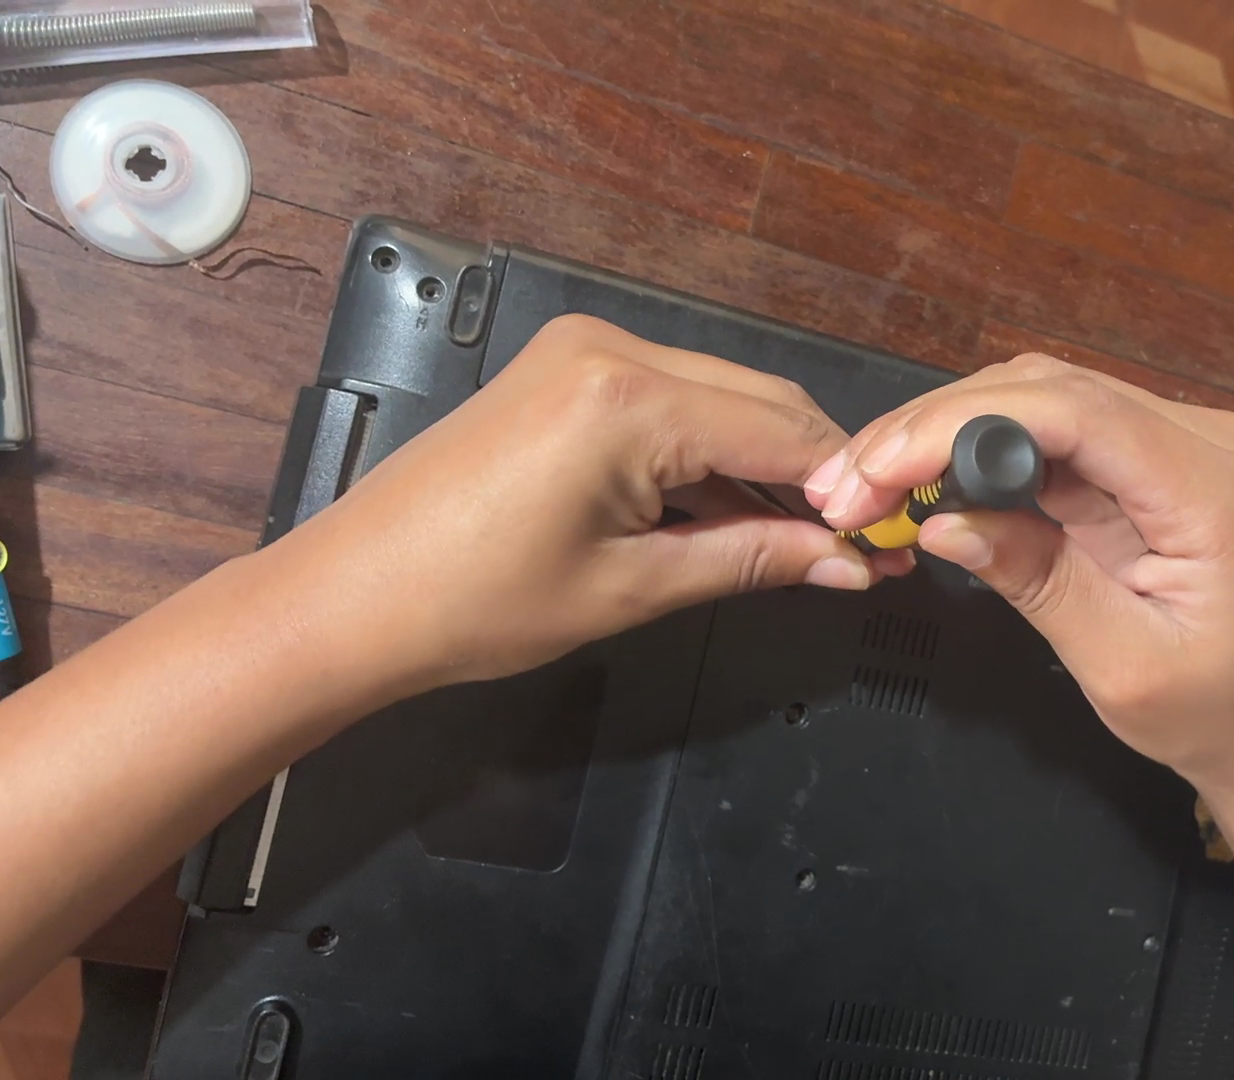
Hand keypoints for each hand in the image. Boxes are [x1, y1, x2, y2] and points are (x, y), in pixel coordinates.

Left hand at [266, 315, 902, 692]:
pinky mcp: (578, 371)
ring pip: (730, 400)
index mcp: (630, 399)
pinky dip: (723, 455)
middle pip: (766, 402)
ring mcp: (593, 352)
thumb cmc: (480, 604)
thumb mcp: (638, 586)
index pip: (783, 432)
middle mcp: (616, 350)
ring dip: (775, 465)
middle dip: (820, 473)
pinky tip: (748, 504)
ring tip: (813, 534)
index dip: (846, 489)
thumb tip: (851, 565)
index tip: (886, 539)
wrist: (347, 598)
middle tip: (858, 542)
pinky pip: (684, 404)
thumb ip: (758, 560)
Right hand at [805, 354, 1233, 801]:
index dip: (966, 424)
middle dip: (935, 427)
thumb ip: (1039, 583)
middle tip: (850, 481)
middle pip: (1049, 391)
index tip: (881, 465)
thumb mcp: (1121, 666)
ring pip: (1037, 399)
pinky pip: (1045, 430)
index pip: (1079, 415)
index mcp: (1215, 492)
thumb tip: (941, 525)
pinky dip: (973, 449)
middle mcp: (1201, 442)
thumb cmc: (1209, 711)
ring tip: (869, 478)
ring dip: (943, 431)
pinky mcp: (1138, 458)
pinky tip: (921, 475)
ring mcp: (1170, 442)